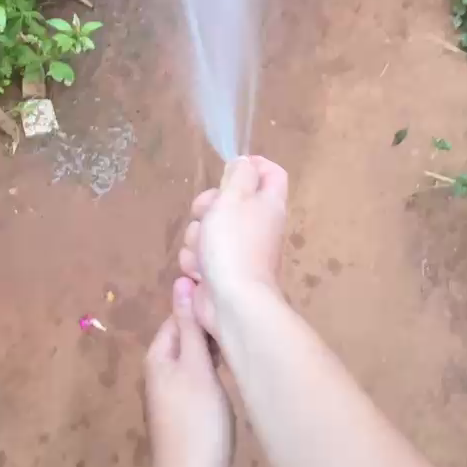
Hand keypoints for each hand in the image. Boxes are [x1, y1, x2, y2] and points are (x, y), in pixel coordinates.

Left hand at [141, 277, 233, 466]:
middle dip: (210, 329)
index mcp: (159, 355)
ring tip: (242, 345)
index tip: (232, 303)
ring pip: (195, 358)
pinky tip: (234, 374)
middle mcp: (161, 370)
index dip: (203, 306)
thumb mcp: (196, 367)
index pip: (180, 315)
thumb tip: (181, 281)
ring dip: (215, 351)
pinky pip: (200, 378)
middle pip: (186, 335)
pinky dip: (215, 372)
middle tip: (242, 325)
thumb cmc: (197, 422)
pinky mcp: (186, 411)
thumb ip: (190, 326)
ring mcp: (173, 392)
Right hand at [178, 155, 288, 337]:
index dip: (253, 165)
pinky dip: (195, 261)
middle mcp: (256, 226)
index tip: (230, 167)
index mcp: (268, 204)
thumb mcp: (233, 198)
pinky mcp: (219, 271)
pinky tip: (198, 270)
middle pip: (229, 200)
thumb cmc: (234, 244)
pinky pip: (200, 254)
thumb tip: (244, 163)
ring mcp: (238, 251)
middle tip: (203, 211)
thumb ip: (239, 175)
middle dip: (208, 204)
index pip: (271, 173)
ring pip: (207, 228)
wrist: (233, 303)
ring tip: (202, 249)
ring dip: (197, 236)